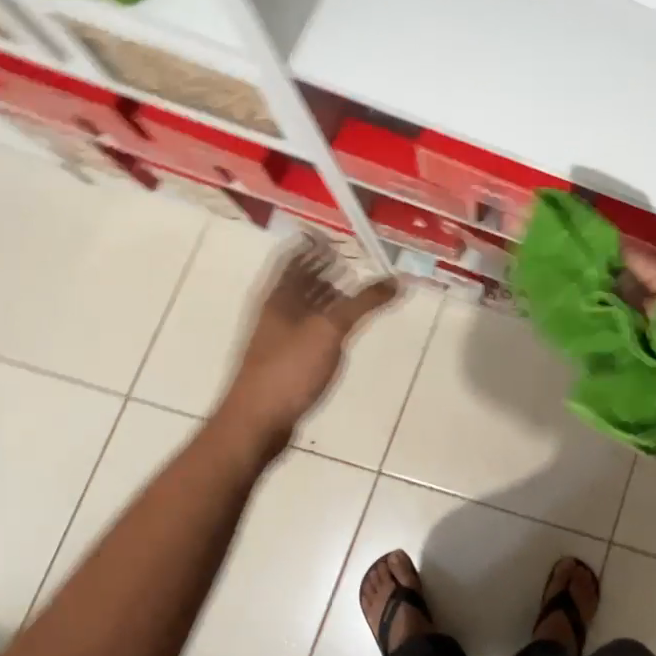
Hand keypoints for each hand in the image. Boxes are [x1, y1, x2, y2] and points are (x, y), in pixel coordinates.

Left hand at [218, 244, 398, 440]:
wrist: (257, 422)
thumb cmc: (289, 369)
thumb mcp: (330, 330)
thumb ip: (364, 304)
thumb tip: (397, 279)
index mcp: (279, 296)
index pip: (295, 256)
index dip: (314, 242)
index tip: (339, 234)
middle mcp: (276, 311)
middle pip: (302, 280)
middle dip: (327, 267)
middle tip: (358, 258)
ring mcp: (280, 337)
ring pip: (308, 305)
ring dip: (330, 294)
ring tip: (359, 288)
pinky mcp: (288, 360)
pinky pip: (312, 328)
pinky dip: (330, 320)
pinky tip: (346, 328)